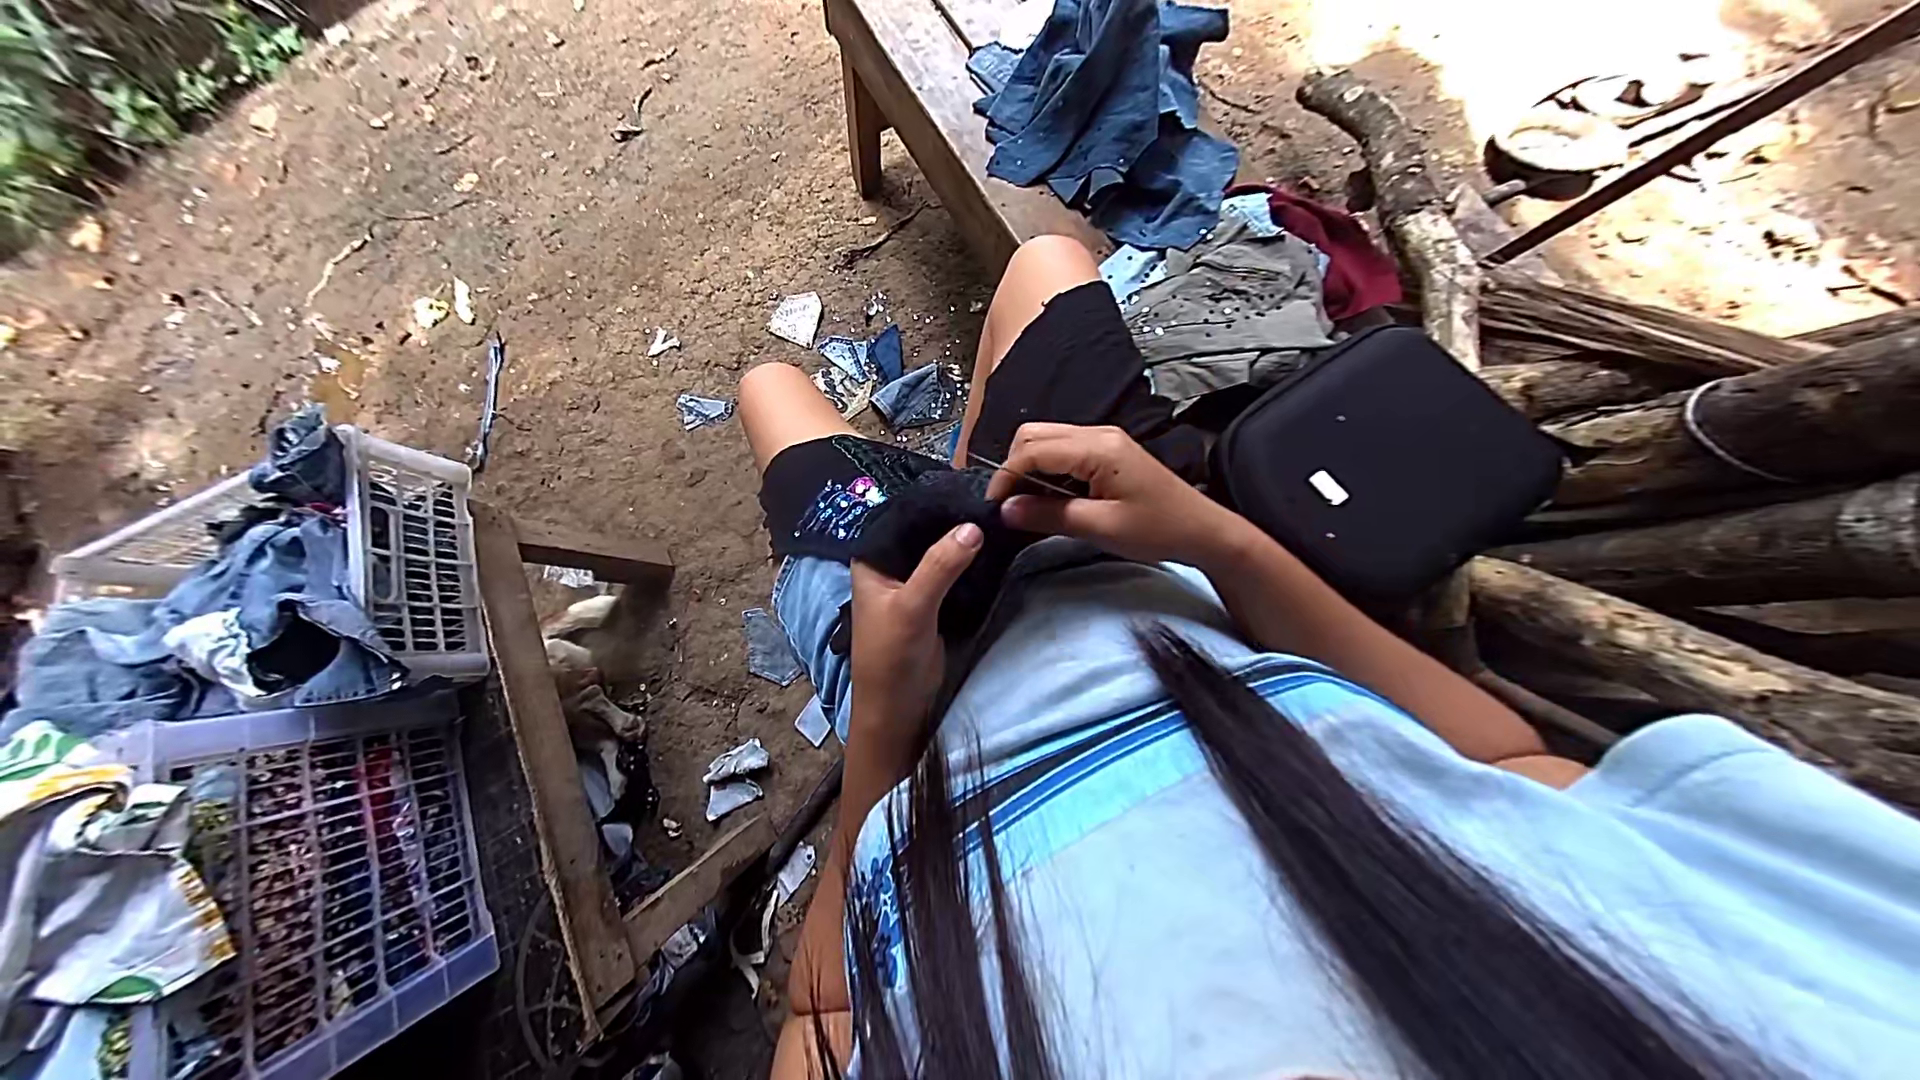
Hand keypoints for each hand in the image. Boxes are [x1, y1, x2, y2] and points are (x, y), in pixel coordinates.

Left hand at [848, 522, 983, 751]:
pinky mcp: (932, 600)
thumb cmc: (891, 657)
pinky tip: (992, 548)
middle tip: (991, 500)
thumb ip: (939, 567)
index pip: (901, 516)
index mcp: (872, 559)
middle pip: (923, 532)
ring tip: (997, 517)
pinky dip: (968, 563)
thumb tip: (973, 526)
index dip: (931, 501)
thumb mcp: (912, 607)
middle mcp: (890, 565)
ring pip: (939, 551)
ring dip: (962, 541)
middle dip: (952, 520)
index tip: (969, 486)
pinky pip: (951, 572)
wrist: (899, 708)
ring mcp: (912, 583)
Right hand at [987, 423, 1257, 567]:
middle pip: (1034, 435)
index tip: (994, 506)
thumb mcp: (1101, 528)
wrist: (1202, 530)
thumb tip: (1007, 511)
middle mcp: (1098, 434)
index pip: (1033, 450)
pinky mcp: (1106, 451)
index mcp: (1099, 448)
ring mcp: (1103, 440)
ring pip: (1045, 439)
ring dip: (1027, 467)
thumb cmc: (1158, 529)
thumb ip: (1050, 516)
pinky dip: (1044, 469)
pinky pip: (1062, 450)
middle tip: (1007, 503)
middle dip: (1012, 466)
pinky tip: (1046, 496)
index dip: (1006, 477)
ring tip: (1024, 502)